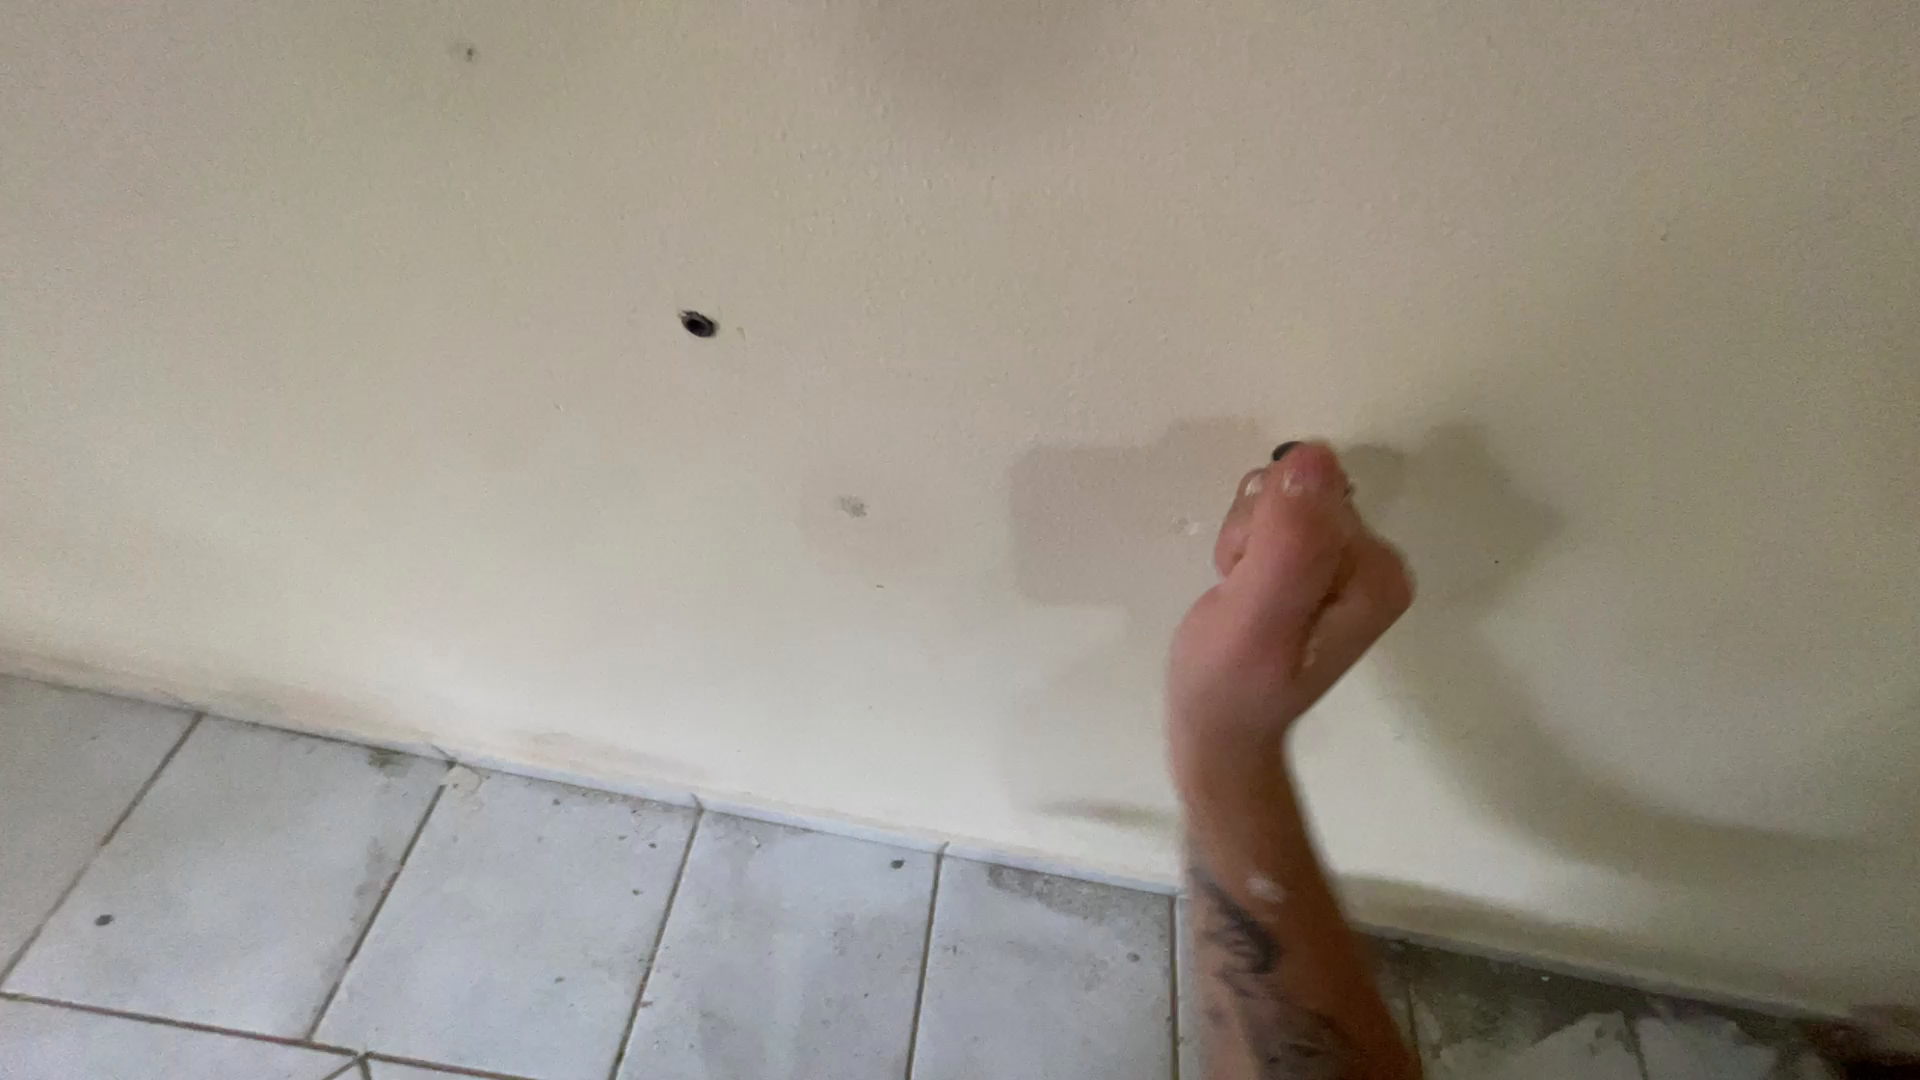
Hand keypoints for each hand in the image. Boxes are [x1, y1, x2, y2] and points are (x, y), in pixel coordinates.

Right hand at [1167, 441, 1412, 790]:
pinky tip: (1240, 587)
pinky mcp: (1313, 562)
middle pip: (1295, 491)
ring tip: (1238, 594)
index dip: (1257, 528)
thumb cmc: (1227, 682)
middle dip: (1250, 533)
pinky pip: (1268, 514)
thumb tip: (1313, 454)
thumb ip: (1289, 540)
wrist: (1215, 725)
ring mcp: (1343, 560)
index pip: (1307, 493)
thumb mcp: (1256, 615)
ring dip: (1241, 540)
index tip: (1247, 580)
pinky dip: (1241, 545)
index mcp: (1377, 571)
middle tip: (1240, 591)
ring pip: (1276, 499)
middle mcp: (1373, 559)